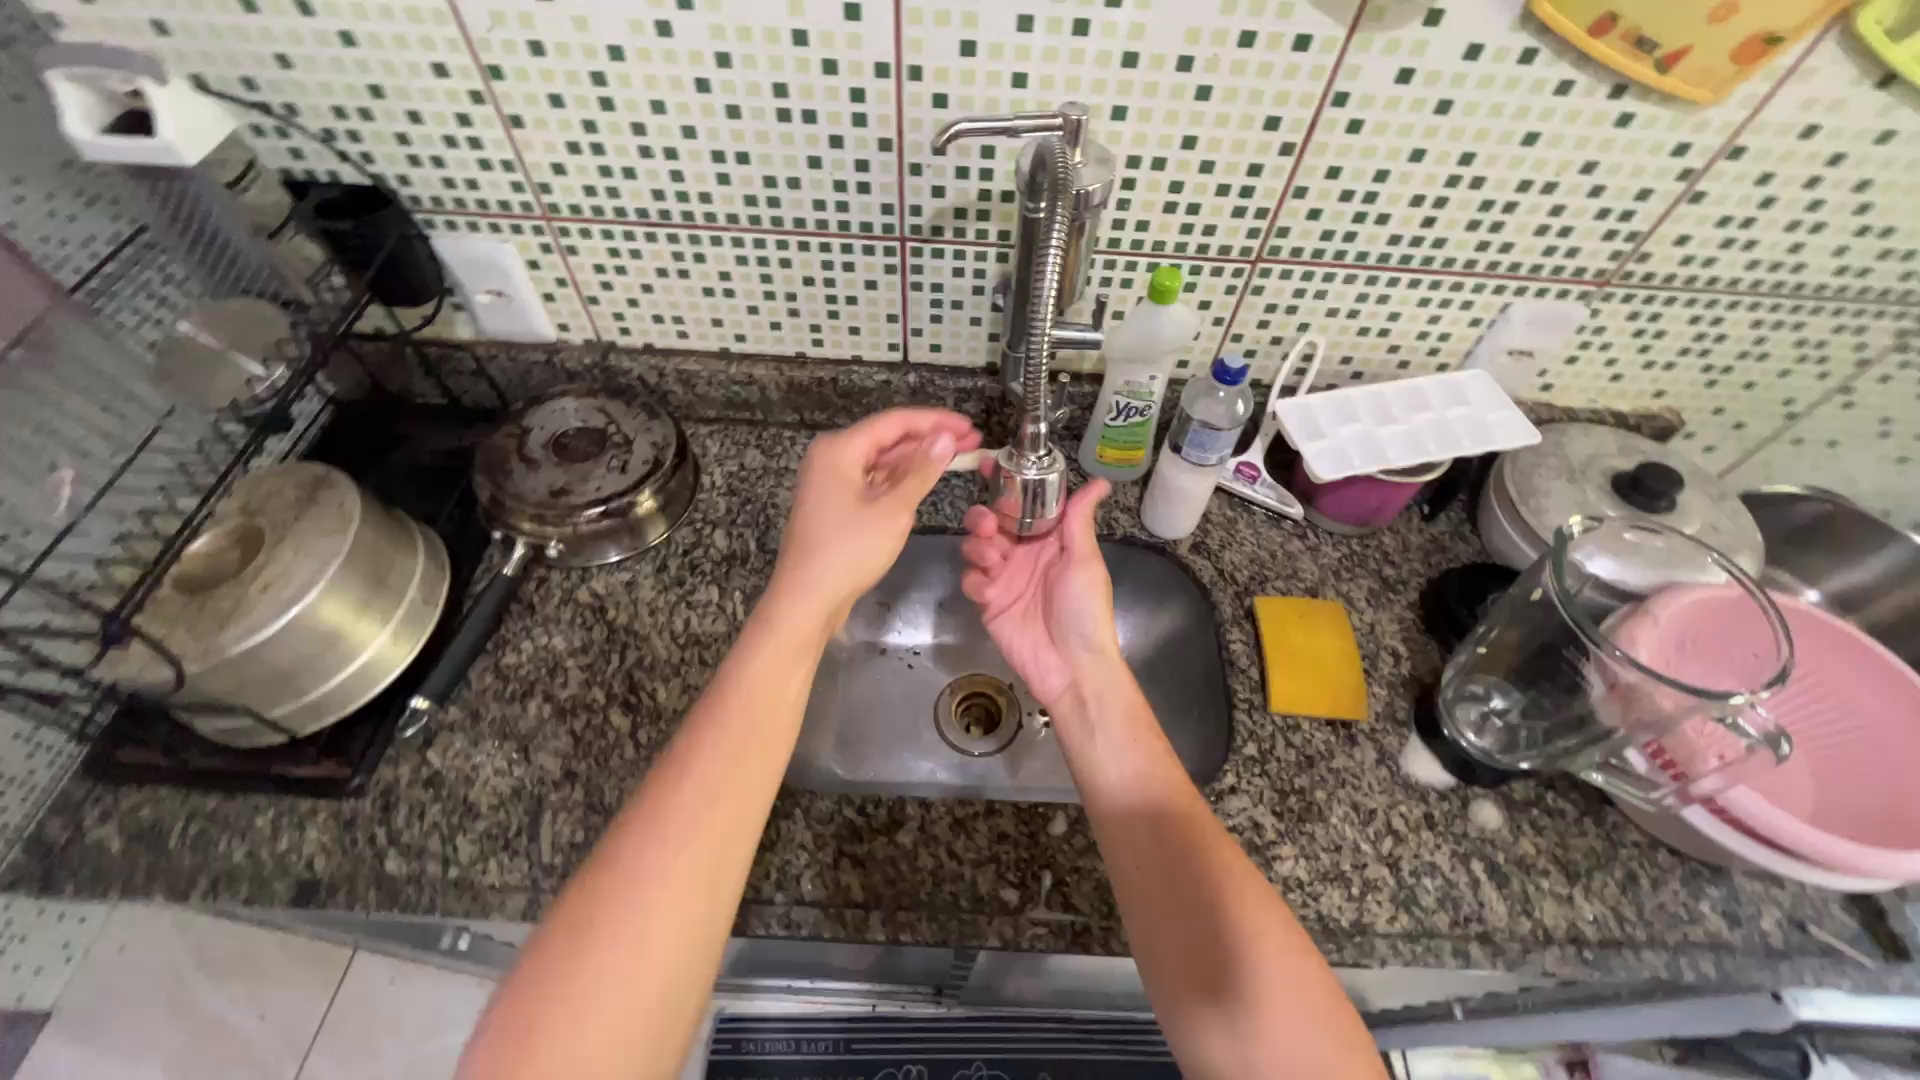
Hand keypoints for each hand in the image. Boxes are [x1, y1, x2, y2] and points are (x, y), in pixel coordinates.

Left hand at [770, 408, 980, 624]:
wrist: (807, 598)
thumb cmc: (849, 552)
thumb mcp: (893, 510)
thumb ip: (921, 471)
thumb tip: (946, 438)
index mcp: (839, 448)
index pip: (895, 422)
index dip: (936, 421)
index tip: (969, 427)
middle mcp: (831, 456)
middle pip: (887, 438)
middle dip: (928, 439)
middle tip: (970, 442)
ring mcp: (830, 480)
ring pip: (880, 460)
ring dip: (915, 460)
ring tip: (955, 458)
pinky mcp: (834, 503)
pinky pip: (872, 480)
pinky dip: (898, 480)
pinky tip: (923, 481)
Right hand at [958, 474, 1119, 714]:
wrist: (1071, 667)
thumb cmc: (1085, 611)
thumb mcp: (1085, 561)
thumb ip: (1078, 520)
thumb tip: (1099, 482)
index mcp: (1049, 540)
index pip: (1024, 504)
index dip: (1006, 485)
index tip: (990, 466)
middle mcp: (1024, 554)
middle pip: (992, 522)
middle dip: (983, 518)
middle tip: (987, 526)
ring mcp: (1004, 578)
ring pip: (976, 547)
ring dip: (977, 547)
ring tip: (991, 561)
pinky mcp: (988, 603)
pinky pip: (971, 581)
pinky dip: (975, 582)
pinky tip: (990, 594)